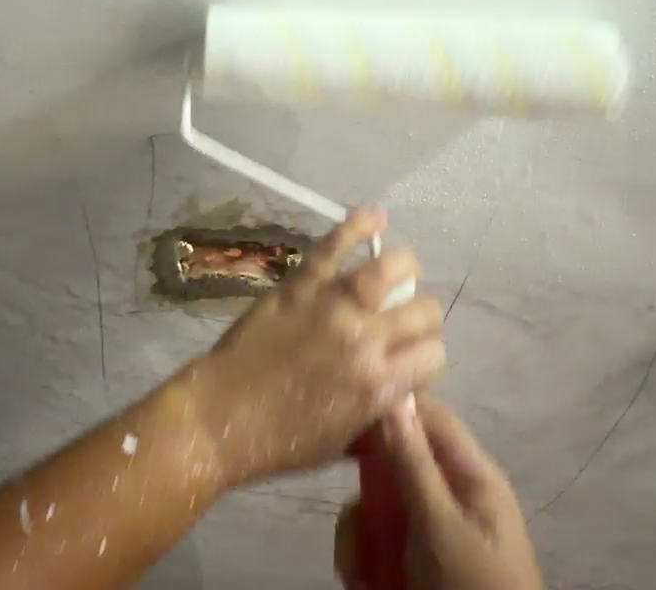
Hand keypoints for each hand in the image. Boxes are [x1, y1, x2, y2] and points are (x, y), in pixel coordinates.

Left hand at [182, 209, 446, 488]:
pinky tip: (374, 214)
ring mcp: (331, 307)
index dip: (428, 355)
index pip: (434, 356)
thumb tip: (399, 390)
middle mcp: (365, 341)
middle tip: (405, 317)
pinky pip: (331, 248)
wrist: (221, 417)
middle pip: (424, 313)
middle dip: (423, 315)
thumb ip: (379, 412)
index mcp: (380, 386)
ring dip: (404, 266)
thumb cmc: (281, 441)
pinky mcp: (297, 286)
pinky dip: (356, 225)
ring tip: (403, 266)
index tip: (413, 356)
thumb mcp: (344, 442)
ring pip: (388, 270)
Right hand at [334, 398, 541, 589]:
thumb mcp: (440, 526)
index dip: (389, 407)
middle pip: (392, 458)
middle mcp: (449, 492)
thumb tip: (394, 392)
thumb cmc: (473, 589)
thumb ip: (413, 461)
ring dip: (359, 533)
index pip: (427, 414)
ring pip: (375, 500)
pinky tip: (362, 582)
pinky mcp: (412, 557)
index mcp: (471, 475)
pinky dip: (362, 557)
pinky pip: (374, 537)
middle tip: (351, 510)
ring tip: (360, 569)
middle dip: (365, 487)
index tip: (346, 415)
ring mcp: (429, 526)